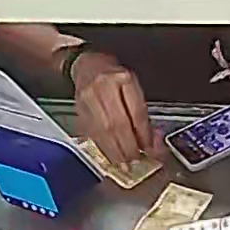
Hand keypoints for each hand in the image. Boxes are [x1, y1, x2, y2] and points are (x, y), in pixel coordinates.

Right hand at [70, 50, 159, 167]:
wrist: (86, 66)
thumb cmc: (112, 76)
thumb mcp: (132, 87)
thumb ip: (140, 113)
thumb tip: (149, 141)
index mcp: (123, 78)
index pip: (136, 111)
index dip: (143, 133)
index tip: (148, 148)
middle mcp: (104, 87)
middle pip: (118, 123)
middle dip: (129, 146)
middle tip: (135, 160)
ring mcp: (89, 98)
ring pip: (104, 131)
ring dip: (116, 151)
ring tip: (124, 164)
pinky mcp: (80, 110)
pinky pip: (93, 133)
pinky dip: (104, 148)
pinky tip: (111, 156)